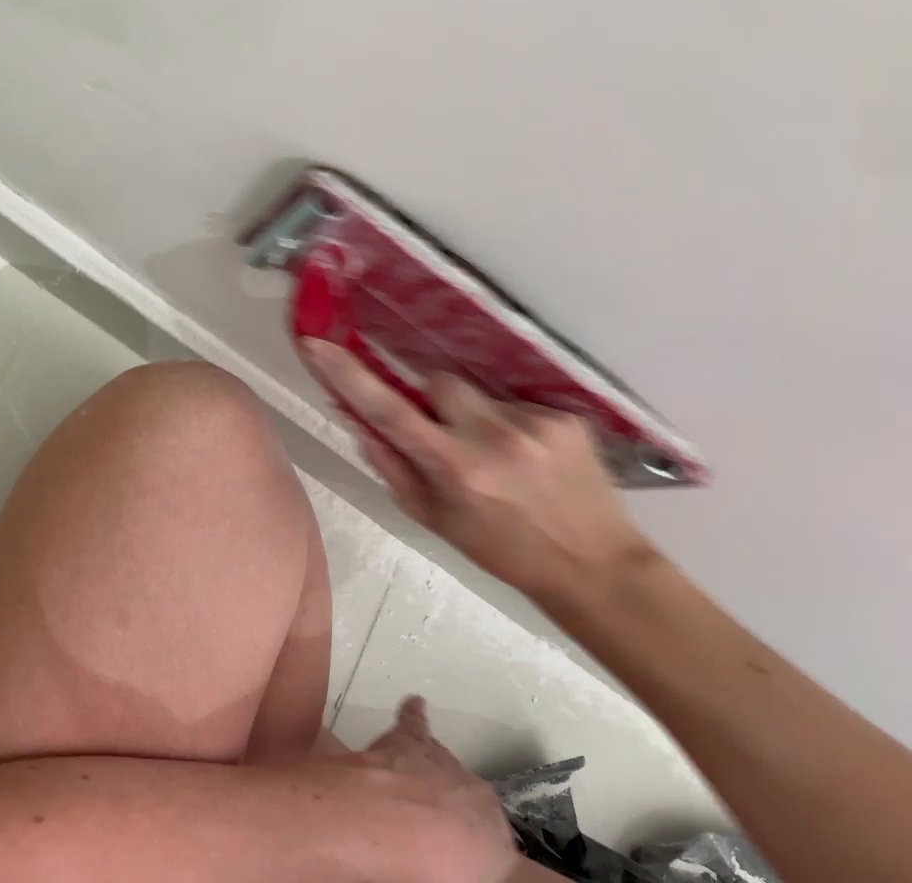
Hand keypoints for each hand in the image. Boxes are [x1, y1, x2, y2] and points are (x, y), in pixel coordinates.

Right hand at [298, 339, 658, 603]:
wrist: (596, 567)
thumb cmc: (499, 548)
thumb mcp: (432, 517)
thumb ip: (391, 466)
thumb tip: (357, 420)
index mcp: (453, 467)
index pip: (387, 409)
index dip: (347, 374)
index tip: (317, 345)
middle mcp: (492, 437)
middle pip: (437, 383)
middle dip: (431, 401)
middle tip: (444, 435)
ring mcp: (535, 424)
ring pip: (478, 393)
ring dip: (474, 415)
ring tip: (497, 454)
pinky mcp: (568, 418)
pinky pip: (517, 404)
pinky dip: (512, 425)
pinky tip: (530, 458)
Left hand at [329, 697, 523, 882]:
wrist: (392, 826)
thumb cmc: (427, 871)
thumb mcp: (458, 881)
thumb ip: (458, 871)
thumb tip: (447, 868)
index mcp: (498, 846)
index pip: (489, 850)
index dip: (462, 854)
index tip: (442, 860)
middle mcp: (480, 800)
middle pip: (466, 807)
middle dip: (447, 819)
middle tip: (419, 834)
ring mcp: (444, 766)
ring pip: (442, 769)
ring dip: (429, 779)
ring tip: (409, 794)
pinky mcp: (409, 741)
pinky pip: (415, 722)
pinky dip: (414, 713)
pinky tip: (416, 702)